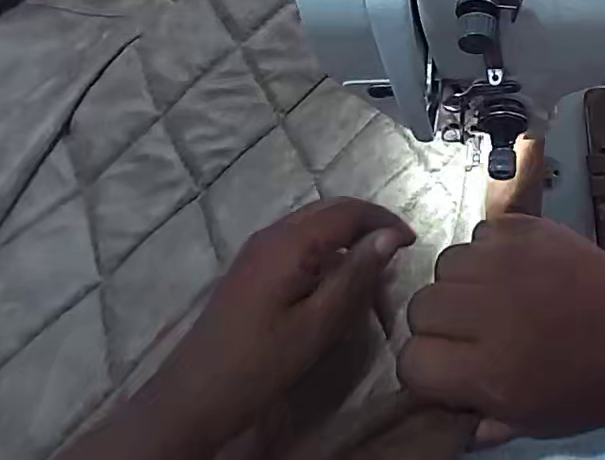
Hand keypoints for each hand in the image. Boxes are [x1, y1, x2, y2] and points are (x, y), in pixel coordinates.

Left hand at [130, 198, 414, 452]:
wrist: (192, 394)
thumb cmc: (259, 363)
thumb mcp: (317, 326)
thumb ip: (354, 276)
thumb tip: (389, 237)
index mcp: (290, 241)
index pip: (347, 211)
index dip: (383, 219)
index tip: (412, 241)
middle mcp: (274, 231)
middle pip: (330, 209)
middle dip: (367, 221)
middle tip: (396, 248)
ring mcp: (259, 244)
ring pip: (314, 220)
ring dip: (347, 231)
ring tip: (372, 260)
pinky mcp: (252, 261)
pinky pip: (298, 235)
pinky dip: (326, 242)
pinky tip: (336, 272)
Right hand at [397, 214, 604, 438]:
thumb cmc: (589, 389)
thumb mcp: (531, 421)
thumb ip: (475, 414)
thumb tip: (433, 401)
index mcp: (489, 371)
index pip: (411, 360)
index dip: (423, 366)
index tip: (444, 365)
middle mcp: (488, 310)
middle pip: (420, 306)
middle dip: (437, 322)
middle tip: (468, 328)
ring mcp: (505, 261)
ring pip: (445, 263)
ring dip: (460, 281)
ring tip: (491, 294)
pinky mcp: (523, 228)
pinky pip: (479, 233)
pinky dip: (488, 250)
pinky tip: (514, 268)